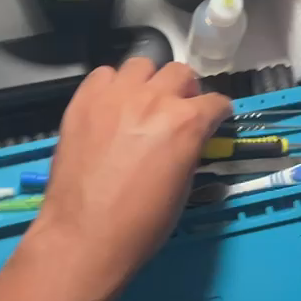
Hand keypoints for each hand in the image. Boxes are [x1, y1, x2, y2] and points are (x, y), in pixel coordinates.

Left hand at [18, 58, 230, 300]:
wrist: (84, 235)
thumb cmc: (141, 225)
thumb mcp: (182, 188)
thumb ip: (189, 150)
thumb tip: (188, 139)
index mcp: (186, 123)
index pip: (215, 101)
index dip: (217, 112)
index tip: (212, 119)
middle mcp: (154, 99)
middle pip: (179, 72)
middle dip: (184, 90)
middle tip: (175, 110)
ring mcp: (115, 95)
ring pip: (141, 65)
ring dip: (147, 82)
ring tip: (139, 104)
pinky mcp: (84, 100)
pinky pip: (103, 74)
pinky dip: (111, 86)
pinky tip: (109, 108)